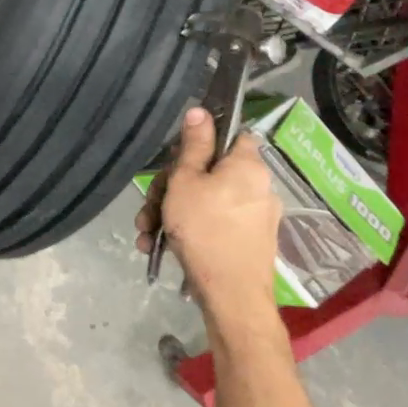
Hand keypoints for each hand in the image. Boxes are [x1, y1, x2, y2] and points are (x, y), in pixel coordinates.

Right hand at [135, 107, 281, 316]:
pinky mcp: (250, 242)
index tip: (178, 155)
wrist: (231, 296)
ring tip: (148, 230)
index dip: (204, 139)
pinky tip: (160, 243)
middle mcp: (259, 188)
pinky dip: (188, 228)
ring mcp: (256, 217)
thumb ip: (193, 145)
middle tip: (151, 203)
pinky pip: (214, 223)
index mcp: (248, 167)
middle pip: (210, 171)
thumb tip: (200, 110)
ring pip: (206, 200)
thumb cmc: (204, 228)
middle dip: (172, 186)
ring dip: (171, 210)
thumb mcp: (186, 180)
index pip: (233, 135)